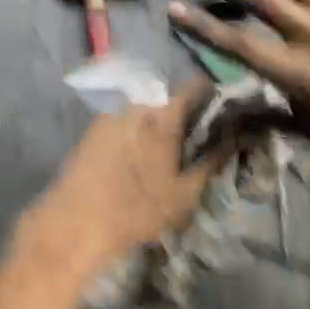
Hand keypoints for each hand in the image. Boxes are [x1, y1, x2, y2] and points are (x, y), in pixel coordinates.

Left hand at [22, 85, 217, 273]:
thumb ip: (211, 162)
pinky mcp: (95, 126)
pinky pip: (127, 120)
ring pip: (147, 109)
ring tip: (168, 151)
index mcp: (164, 114)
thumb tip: (234, 139)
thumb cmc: (137, 209)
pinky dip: (139, 131)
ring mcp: (113, 112)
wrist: (75, 222)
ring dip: (160, 123)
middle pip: (171, 97)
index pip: (197, 86)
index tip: (225, 112)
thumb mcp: (185, 194)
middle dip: (187, 114)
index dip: (215, 96)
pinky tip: (140, 156)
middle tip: (198, 139)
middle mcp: (138, 103)